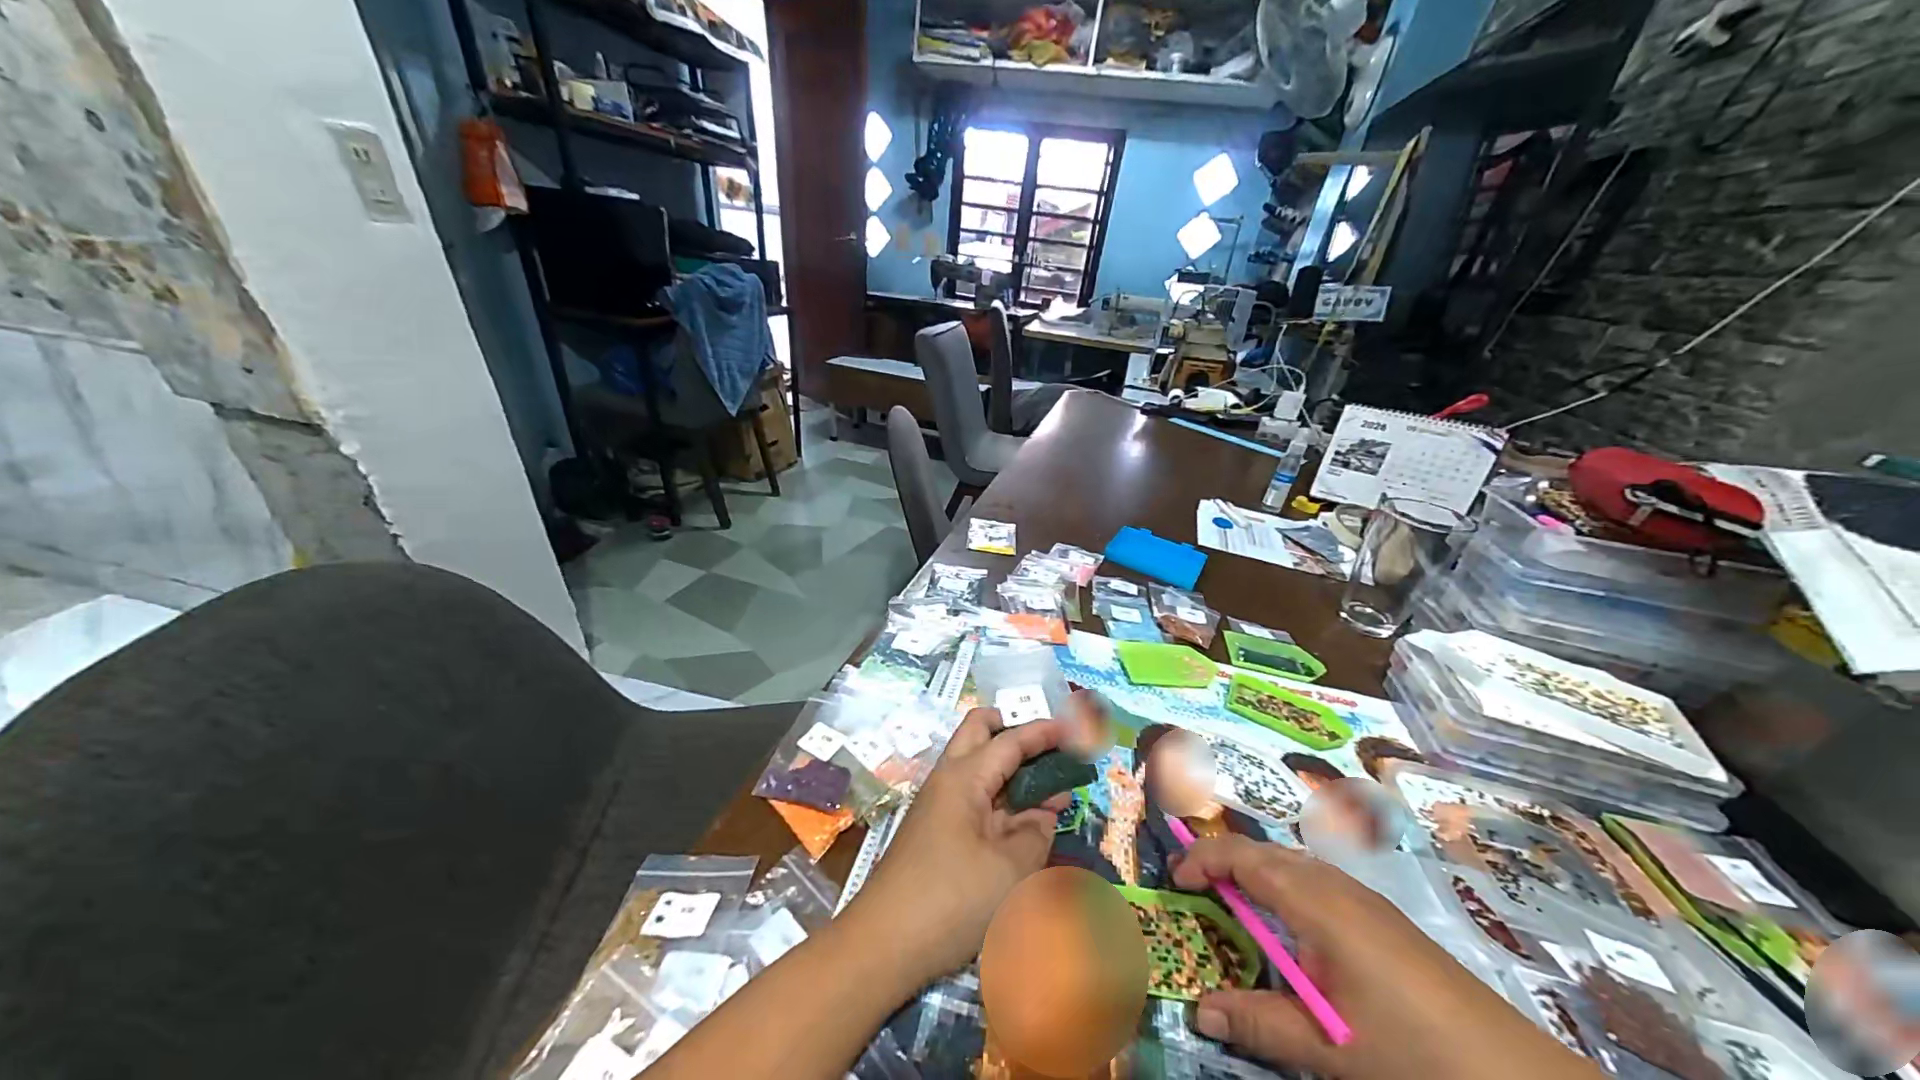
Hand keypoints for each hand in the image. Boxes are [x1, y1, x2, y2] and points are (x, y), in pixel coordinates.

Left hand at [846, 708, 1071, 985]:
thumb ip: (1035, 833)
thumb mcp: (1009, 869)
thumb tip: (1044, 812)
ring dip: (1010, 768)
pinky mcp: (935, 830)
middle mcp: (946, 780)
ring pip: (976, 766)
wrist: (884, 943)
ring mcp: (937, 805)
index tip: (1076, 728)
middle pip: (978, 732)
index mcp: (963, 777)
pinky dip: (1000, 797)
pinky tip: (1024, 819)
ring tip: (1050, 786)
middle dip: (1014, 729)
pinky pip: (972, 797)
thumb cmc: (951, 900)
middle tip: (1051, 746)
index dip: (1044, 732)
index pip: (1010, 740)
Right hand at [1171, 834, 1602, 1079]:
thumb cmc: (1412, 1050)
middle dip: (1227, 861)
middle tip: (1197, 891)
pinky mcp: (1384, 920)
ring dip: (1258, 873)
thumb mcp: (1329, 1046)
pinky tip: (1291, 930)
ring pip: (1296, 865)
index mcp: (1320, 904)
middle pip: (1269, 853)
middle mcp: (1340, 888)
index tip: (1175, 881)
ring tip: (1235, 905)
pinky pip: (1319, 883)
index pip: (1247, 858)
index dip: (1205, 859)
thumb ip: (1259, 1023)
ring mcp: (1367, 901)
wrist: (1515, 1075)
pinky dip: (1286, 888)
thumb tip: (1198, 1009)